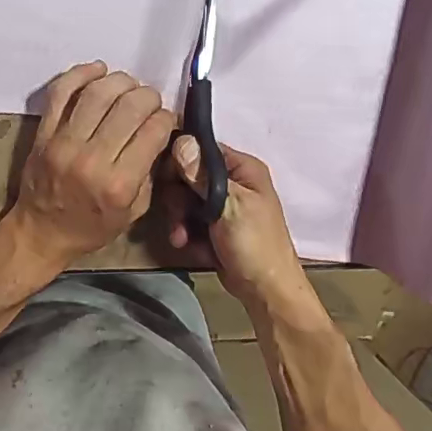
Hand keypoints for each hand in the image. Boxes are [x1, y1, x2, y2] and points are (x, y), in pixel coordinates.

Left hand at [8, 61, 176, 267]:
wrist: (41, 232)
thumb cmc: (91, 226)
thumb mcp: (134, 212)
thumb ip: (151, 172)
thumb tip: (162, 132)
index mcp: (119, 184)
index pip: (153, 131)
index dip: (167, 118)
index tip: (166, 120)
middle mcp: (91, 159)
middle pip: (130, 106)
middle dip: (149, 97)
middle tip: (150, 102)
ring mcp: (63, 143)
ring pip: (98, 93)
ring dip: (120, 81)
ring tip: (129, 86)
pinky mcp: (44, 133)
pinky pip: (61, 92)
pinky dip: (81, 74)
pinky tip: (98, 71)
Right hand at [163, 136, 305, 306]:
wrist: (264, 289)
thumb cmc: (253, 243)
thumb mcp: (229, 205)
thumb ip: (202, 175)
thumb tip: (181, 141)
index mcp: (242, 168)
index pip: (200, 150)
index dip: (179, 163)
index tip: (167, 181)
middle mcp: (232, 181)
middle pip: (187, 176)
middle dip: (177, 200)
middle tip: (177, 219)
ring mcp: (222, 204)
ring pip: (184, 200)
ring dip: (179, 220)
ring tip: (181, 239)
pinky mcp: (213, 225)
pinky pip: (189, 220)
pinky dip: (186, 233)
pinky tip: (189, 246)